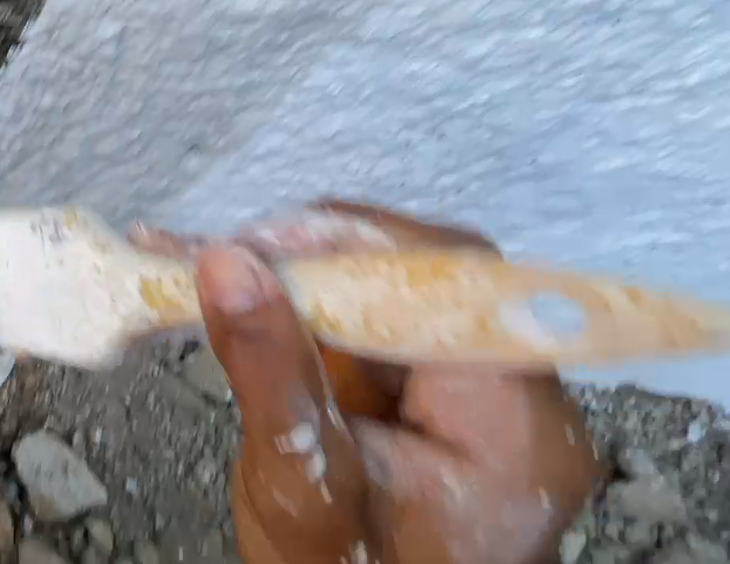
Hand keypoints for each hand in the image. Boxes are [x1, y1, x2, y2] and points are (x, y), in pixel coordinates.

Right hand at [140, 202, 601, 563]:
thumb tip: (224, 259)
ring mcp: (460, 383)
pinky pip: (358, 308)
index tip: (258, 244)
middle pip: (420, 272)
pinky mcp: (412, 380)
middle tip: (229, 255)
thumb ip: (271, 372)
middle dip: (315, 250)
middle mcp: (507, 391)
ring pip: (383, 280)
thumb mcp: (302, 485)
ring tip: (217, 262)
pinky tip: (233, 287)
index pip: (455, 283)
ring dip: (295, 265)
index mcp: (513, 424)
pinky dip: (293, 292)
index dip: (357, 243)